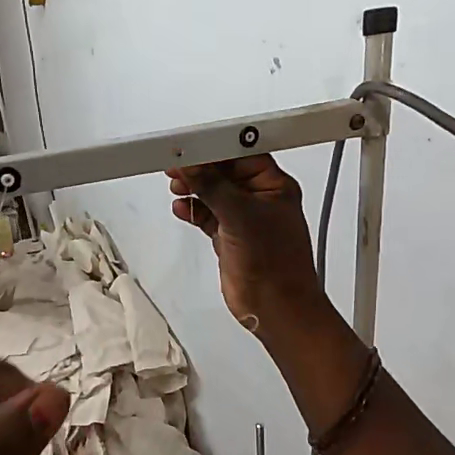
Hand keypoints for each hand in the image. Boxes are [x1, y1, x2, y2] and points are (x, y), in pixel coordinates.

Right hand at [167, 154, 331, 332]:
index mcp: (274, 186)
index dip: (216, 149)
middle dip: (200, 168)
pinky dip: (192, 210)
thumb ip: (213, 187)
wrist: (274, 307)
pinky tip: (182, 207)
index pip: (242, 155)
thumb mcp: (240, 215)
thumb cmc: (278, 266)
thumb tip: (193, 166)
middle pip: (224, 172)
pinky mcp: (228, 236)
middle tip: (176, 164)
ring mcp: (243, 218)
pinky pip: (206, 215)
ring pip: (212, 193)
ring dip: (193, 188)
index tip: (191, 147)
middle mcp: (260, 199)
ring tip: (177, 184)